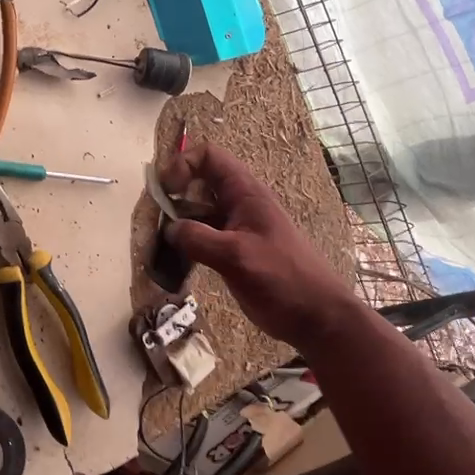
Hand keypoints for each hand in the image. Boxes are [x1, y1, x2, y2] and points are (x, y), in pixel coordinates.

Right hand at [160, 142, 351, 346]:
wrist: (317, 318)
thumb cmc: (283, 279)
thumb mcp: (236, 256)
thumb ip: (198, 239)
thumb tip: (168, 228)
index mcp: (245, 193)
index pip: (209, 157)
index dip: (184, 164)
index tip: (168, 190)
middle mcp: (239, 204)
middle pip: (200, 183)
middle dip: (175, 195)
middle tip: (157, 218)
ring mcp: (236, 229)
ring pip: (199, 212)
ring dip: (178, 222)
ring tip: (160, 243)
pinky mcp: (234, 252)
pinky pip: (203, 237)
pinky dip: (186, 243)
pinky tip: (174, 262)